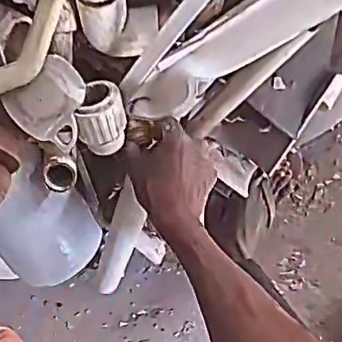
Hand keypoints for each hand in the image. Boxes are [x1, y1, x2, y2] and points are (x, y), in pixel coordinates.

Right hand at [123, 118, 218, 243]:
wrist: (177, 219)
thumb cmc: (160, 196)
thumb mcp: (135, 169)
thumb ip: (131, 150)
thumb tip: (130, 146)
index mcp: (176, 138)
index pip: (166, 122)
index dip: (154, 129)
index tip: (150, 136)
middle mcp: (195, 145)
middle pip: (181, 136)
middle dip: (169, 144)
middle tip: (156, 156)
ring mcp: (206, 160)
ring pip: (192, 150)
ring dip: (182, 156)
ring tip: (168, 170)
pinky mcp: (211, 175)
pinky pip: (200, 165)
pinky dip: (191, 169)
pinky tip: (179, 179)